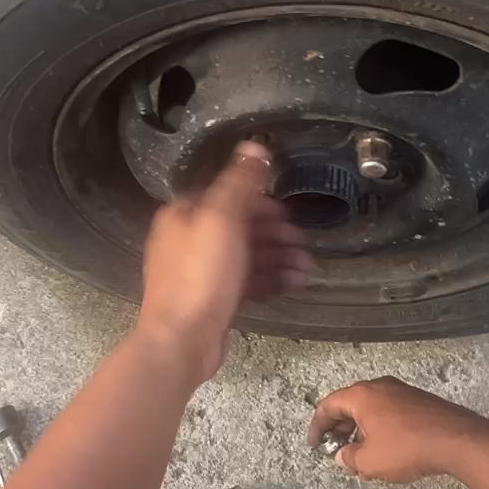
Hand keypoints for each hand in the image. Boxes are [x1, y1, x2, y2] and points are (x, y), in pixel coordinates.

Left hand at [136, 141, 311, 382]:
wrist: (182, 341)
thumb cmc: (198, 278)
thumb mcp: (222, 219)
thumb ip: (239, 182)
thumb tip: (255, 147)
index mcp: (184, 215)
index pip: (226, 195)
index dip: (260, 201)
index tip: (286, 210)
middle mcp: (189, 241)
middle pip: (239, 226)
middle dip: (275, 232)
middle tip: (301, 241)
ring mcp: (201, 273)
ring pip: (246, 255)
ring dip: (278, 257)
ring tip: (305, 266)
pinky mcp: (213, 299)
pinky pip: (247, 282)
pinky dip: (270, 279)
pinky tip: (294, 282)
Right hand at [307, 377, 488, 482]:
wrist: (457, 441)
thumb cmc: (409, 447)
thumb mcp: (369, 461)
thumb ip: (349, 458)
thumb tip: (343, 457)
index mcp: (361, 396)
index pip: (328, 405)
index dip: (317, 426)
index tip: (315, 443)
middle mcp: (379, 387)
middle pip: (349, 404)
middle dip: (339, 428)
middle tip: (336, 449)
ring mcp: (402, 392)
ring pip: (370, 407)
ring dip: (360, 428)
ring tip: (361, 452)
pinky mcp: (419, 401)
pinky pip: (389, 411)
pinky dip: (379, 426)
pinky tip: (386, 447)